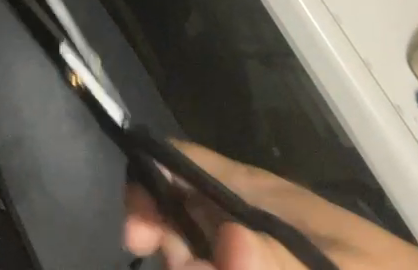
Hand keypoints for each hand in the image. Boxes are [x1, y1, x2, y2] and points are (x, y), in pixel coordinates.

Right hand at [124, 143, 417, 269]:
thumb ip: (281, 259)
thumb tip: (227, 241)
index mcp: (254, 192)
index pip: (177, 160)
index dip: (145, 183)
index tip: (137, 237)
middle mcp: (244, 216)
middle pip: (175, 211)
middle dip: (165, 241)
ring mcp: (256, 251)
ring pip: (197, 250)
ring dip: (189, 265)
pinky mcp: (262, 267)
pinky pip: (223, 261)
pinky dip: (212, 269)